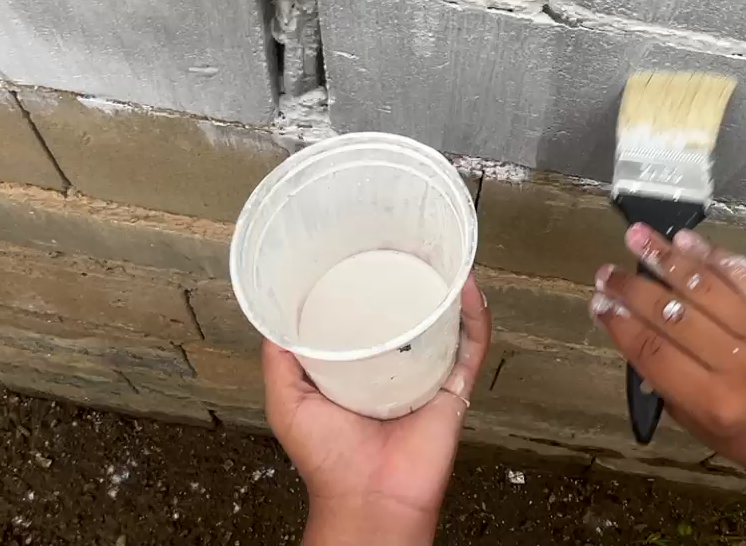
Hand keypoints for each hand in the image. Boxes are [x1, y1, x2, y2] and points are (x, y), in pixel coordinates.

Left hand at [262, 276, 491, 545]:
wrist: (369, 500)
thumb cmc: (329, 461)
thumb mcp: (289, 402)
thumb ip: (280, 361)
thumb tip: (272, 317)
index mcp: (367, 364)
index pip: (376, 312)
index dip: (375, 280)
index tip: (371, 249)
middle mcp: (402, 362)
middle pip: (415, 310)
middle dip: (417, 276)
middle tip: (412, 244)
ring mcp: (431, 371)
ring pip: (449, 318)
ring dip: (450, 286)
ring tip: (443, 255)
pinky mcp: (456, 384)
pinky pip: (472, 342)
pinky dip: (474, 313)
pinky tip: (466, 286)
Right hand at [590, 224, 745, 485]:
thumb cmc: (739, 433)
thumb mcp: (691, 419)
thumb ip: (657, 373)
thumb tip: (618, 317)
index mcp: (715, 403)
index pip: (655, 352)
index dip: (621, 322)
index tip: (597, 300)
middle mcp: (741, 365)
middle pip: (674, 315)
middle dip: (633, 289)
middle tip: (606, 272)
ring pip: (704, 285)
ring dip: (665, 257)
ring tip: (637, 236)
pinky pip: (740, 273)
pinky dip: (709, 253)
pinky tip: (683, 239)